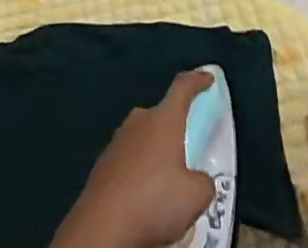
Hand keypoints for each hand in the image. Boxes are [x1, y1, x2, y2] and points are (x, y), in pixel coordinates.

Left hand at [53, 71, 215, 247]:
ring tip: (167, 181)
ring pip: (144, 138)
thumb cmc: (153, 201)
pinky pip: (130, 159)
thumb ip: (204, 182)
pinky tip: (144, 196)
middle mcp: (139, 122)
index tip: (208, 78)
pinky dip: (140, 171)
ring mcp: (117, 141)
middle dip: (175, 128)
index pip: (182, 87)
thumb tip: (197, 180)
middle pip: (162, 115)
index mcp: (163, 120)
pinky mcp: (103, 164)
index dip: (197, 80)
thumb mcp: (196, 196)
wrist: (100, 229)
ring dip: (157, 152)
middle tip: (188, 150)